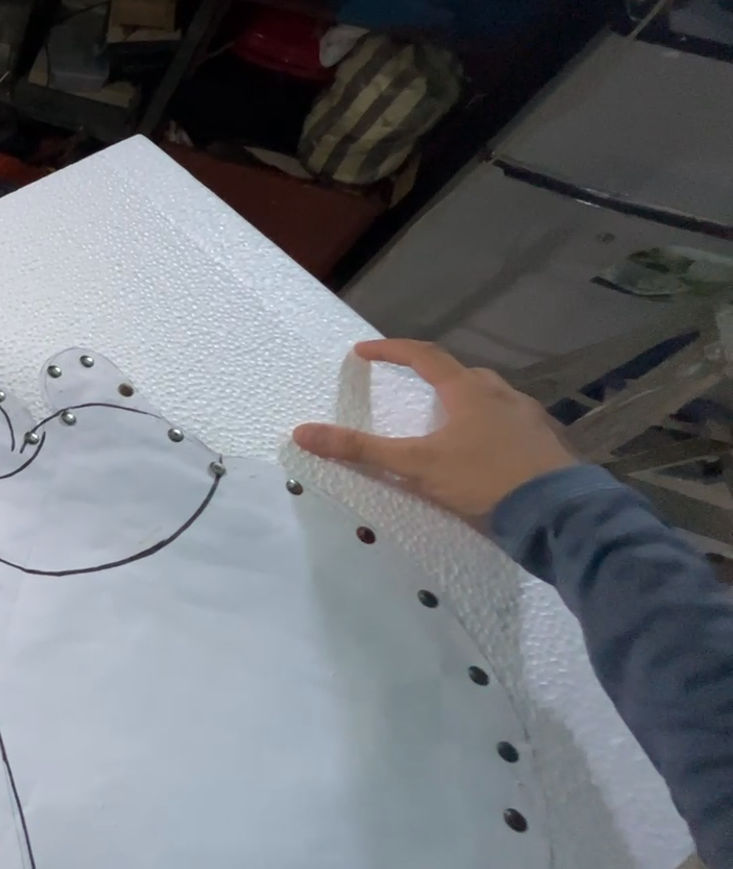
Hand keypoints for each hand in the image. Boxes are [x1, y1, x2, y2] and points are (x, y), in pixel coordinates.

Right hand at [292, 339, 576, 525]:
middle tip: (407, 385)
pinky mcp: (548, 446)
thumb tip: (301, 433)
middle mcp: (503, 397)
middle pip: (462, 373)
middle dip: (431, 374)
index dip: (391, 350)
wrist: (566, 518)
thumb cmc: (486, 479)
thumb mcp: (415, 464)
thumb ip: (359, 449)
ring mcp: (531, 421)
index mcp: (470, 392)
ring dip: (462, 399)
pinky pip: (510, 422)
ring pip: (490, 397)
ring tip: (442, 418)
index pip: (425, 356)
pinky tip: (479, 448)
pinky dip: (486, 425)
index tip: (363, 351)